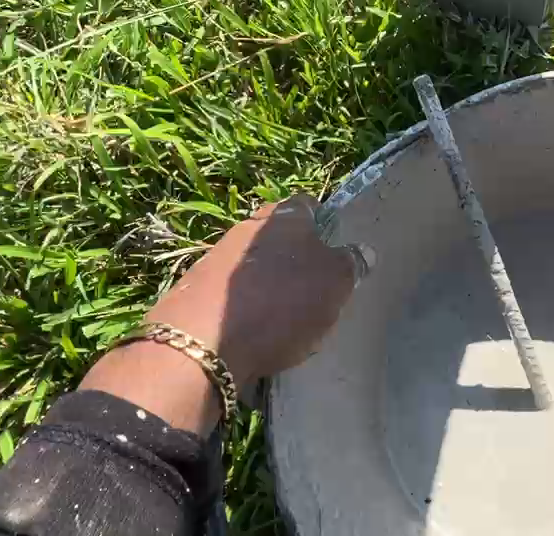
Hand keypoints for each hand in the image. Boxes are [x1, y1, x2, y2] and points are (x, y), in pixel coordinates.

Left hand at [83, 196, 360, 432]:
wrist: (198, 349)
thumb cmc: (281, 304)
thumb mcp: (334, 284)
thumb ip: (351, 263)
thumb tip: (363, 250)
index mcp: (284, 217)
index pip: (308, 204)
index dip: (323, 220)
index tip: (332, 245)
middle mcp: (247, 228)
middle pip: (276, 233)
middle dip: (292, 252)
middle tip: (310, 281)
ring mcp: (214, 259)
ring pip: (250, 263)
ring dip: (264, 281)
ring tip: (280, 314)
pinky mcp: (190, 292)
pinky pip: (227, 293)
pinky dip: (241, 306)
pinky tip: (250, 331)